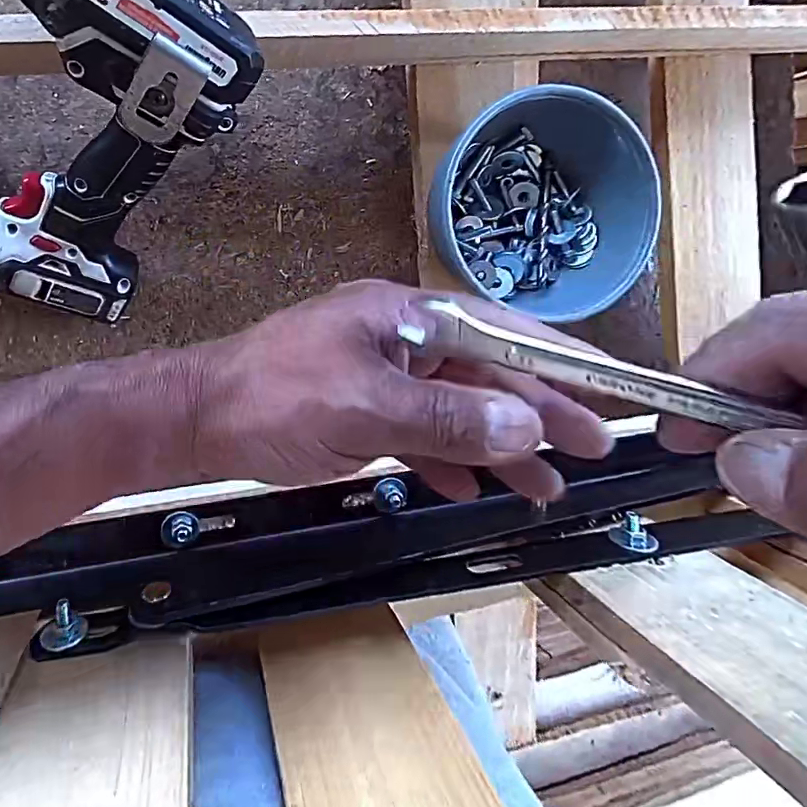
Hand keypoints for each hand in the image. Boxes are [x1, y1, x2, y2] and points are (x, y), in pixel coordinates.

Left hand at [185, 280, 610, 501]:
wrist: (199, 420)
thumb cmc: (275, 398)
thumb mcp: (364, 406)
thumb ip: (445, 417)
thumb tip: (528, 424)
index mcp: (404, 316)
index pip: (496, 330)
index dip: (554, 359)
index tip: (606, 387)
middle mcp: (401, 340)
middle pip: (483, 373)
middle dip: (536, 411)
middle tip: (592, 449)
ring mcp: (383, 377)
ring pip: (456, 410)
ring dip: (498, 447)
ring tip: (545, 489)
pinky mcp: (364, 413)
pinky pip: (420, 435)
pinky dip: (447, 461)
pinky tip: (471, 489)